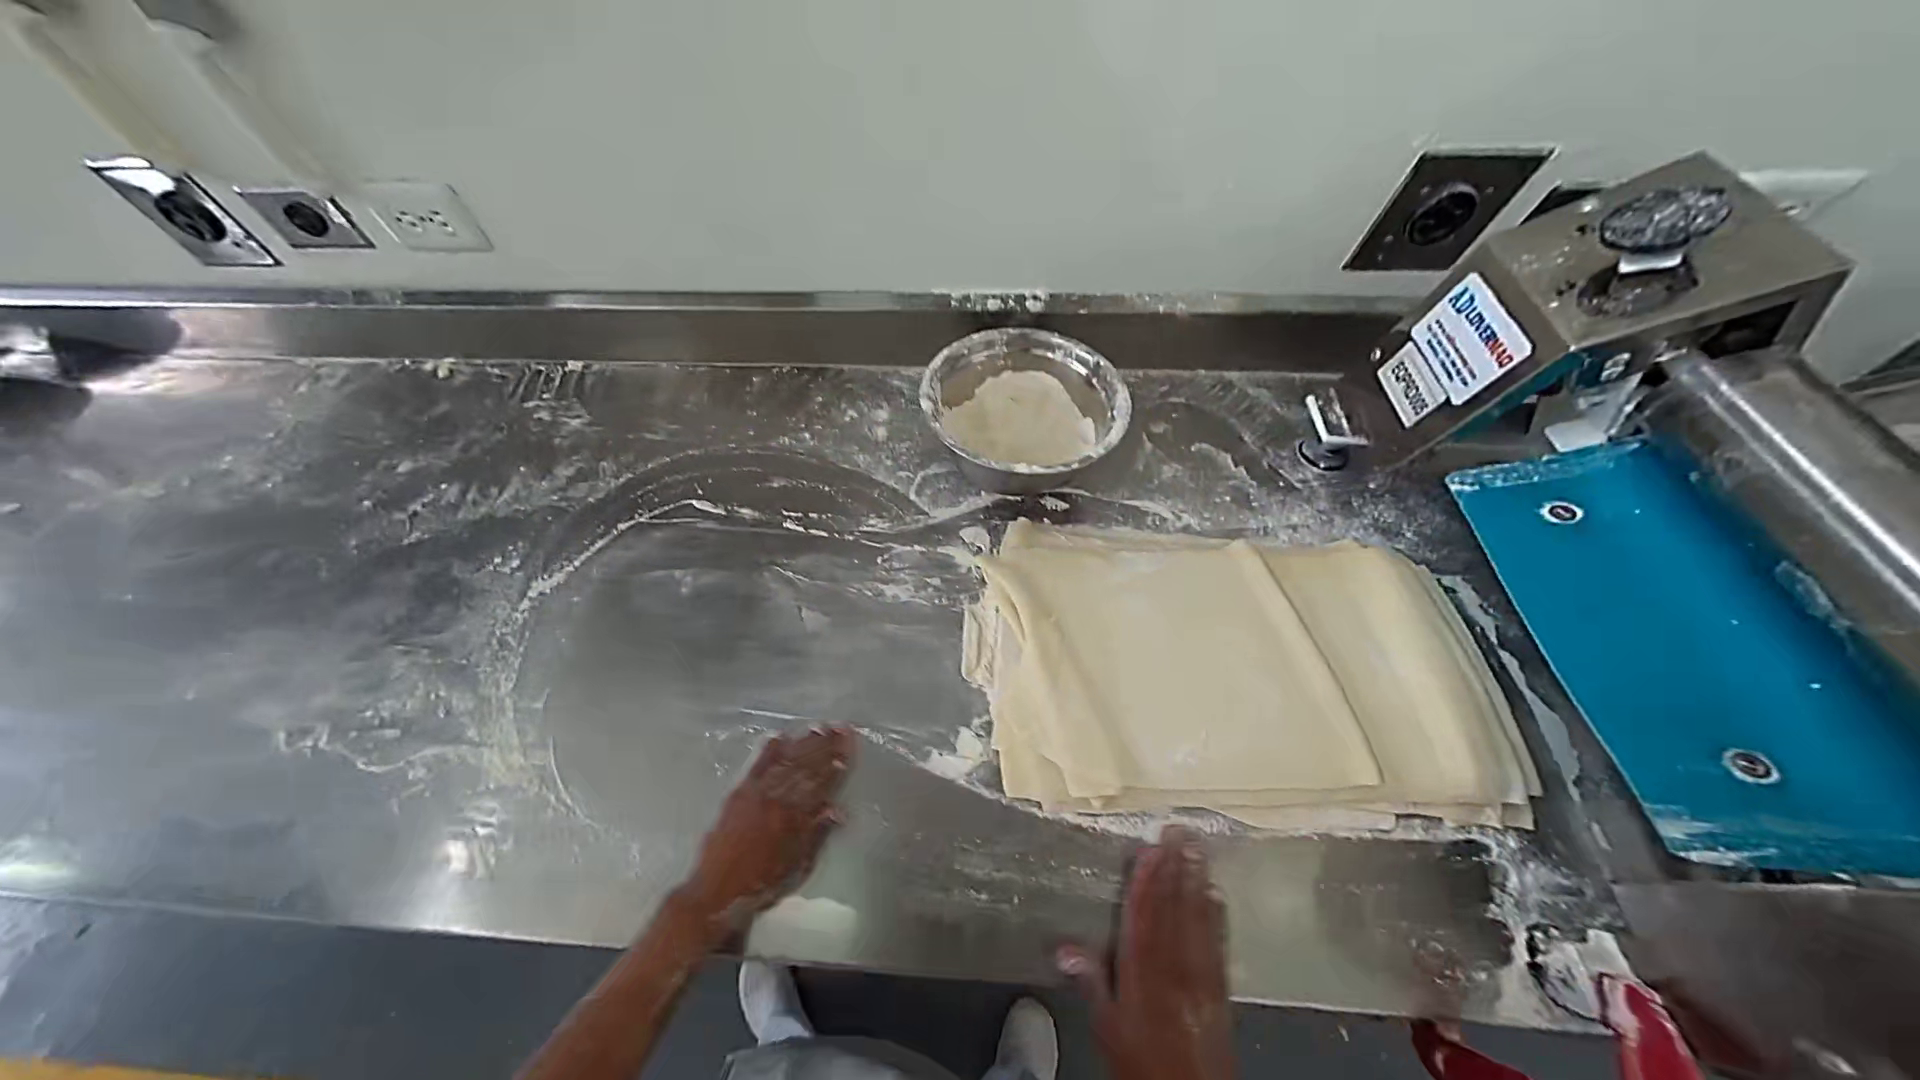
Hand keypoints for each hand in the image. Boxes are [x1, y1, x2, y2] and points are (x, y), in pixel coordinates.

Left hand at [680, 726, 854, 934]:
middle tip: (841, 726)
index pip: (823, 782)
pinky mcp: (737, 792)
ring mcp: (756, 792)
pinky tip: (779, 736)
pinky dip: (769, 749)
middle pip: (807, 766)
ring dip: (804, 742)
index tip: (850, 744)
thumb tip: (837, 810)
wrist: (716, 892)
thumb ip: (818, 835)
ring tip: (819, 726)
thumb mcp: (799, 866)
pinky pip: (757, 765)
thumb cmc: (762, 884)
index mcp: (795, 817)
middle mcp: (777, 799)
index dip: (838, 762)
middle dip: (826, 745)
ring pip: (785, 760)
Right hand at [1059, 825, 1233, 1079]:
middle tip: (1178, 830)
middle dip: (1175, 868)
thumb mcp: (1107, 1025)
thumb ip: (1091, 981)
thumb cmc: (1141, 1060)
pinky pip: (1217, 943)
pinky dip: (1216, 915)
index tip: (1150, 848)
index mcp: (1142, 974)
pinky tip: (1216, 893)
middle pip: (1173, 909)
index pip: (1143, 917)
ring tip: (1197, 847)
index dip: (1147, 880)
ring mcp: (1200, 976)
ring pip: (1197, 919)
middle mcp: (1173, 968)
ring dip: (1197, 881)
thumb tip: (1064, 946)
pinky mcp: (1220, 988)